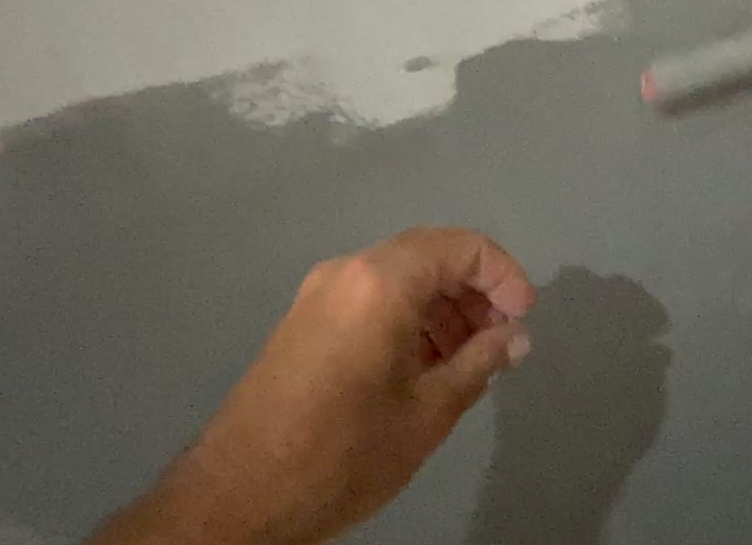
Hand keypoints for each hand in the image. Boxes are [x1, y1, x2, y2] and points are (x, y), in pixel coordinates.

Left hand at [91, 228, 535, 544]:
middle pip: (433, 254)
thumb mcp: (428, 412)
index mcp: (383, 281)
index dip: (505, 275)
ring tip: (469, 355)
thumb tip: (518, 337)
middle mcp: (351, 270)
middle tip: (501, 334)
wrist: (229, 506)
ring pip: (403, 275)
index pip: (464, 246)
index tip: (522, 318)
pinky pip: (374, 296)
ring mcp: (321, 293)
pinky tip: (425, 363)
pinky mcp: (305, 320)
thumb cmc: (341, 452)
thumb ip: (481, 361)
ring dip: (445, 304)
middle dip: (477, 289)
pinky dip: (411, 315)